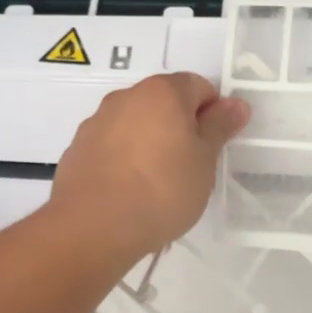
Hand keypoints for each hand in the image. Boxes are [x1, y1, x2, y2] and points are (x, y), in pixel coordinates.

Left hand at [48, 73, 249, 261]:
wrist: (93, 226)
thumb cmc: (162, 190)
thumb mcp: (204, 161)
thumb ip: (219, 127)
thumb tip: (235, 104)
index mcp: (161, 92)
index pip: (198, 86)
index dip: (212, 113)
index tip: (213, 146)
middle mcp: (125, 97)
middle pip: (162, 103)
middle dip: (179, 127)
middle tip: (189, 167)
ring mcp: (96, 123)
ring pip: (134, 125)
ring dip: (149, 143)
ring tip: (156, 186)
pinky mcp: (76, 150)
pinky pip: (110, 147)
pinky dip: (123, 160)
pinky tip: (128, 193)